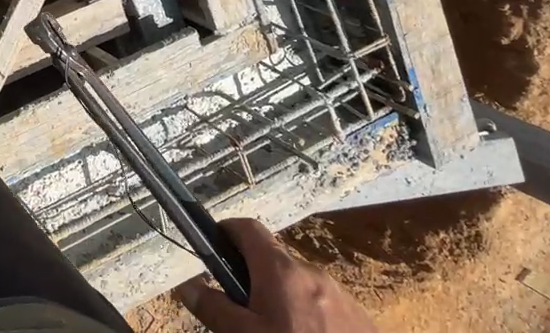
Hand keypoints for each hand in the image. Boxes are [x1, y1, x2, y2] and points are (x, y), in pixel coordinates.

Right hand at [175, 219, 375, 332]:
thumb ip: (214, 309)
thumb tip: (186, 286)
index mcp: (281, 269)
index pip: (247, 227)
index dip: (226, 232)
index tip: (215, 252)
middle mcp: (312, 272)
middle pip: (272, 259)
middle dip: (254, 276)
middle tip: (245, 311)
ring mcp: (342, 296)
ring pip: (299, 284)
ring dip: (283, 298)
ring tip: (278, 332)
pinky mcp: (363, 320)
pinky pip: (326, 305)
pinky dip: (310, 316)